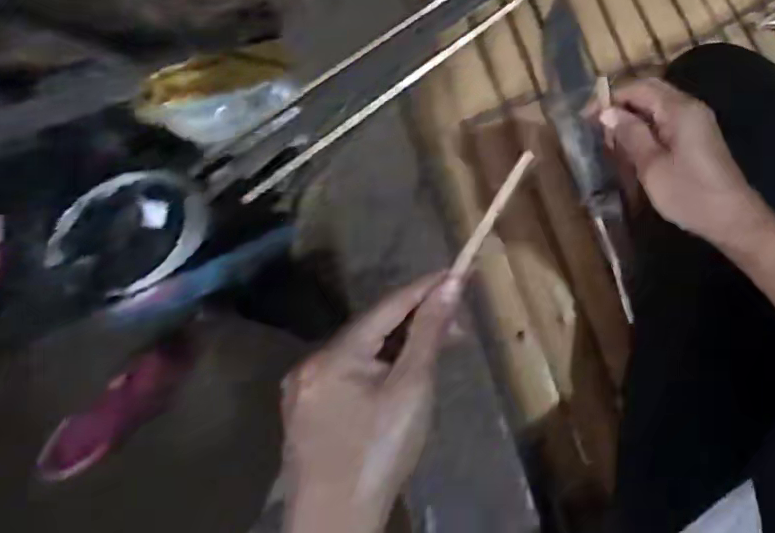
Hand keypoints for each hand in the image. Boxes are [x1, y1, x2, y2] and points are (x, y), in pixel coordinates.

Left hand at [281, 272, 462, 532]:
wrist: (337, 519)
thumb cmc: (380, 446)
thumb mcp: (413, 383)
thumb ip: (431, 329)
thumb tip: (452, 281)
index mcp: (331, 358)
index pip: (390, 305)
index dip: (429, 285)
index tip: (466, 268)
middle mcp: (311, 366)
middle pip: (377, 324)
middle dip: (423, 316)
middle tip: (463, 321)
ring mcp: (307, 389)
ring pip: (369, 345)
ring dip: (410, 338)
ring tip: (447, 344)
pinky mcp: (313, 408)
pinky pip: (358, 366)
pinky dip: (391, 359)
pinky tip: (416, 366)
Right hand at [596, 78, 765, 244]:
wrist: (731, 215)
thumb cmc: (689, 193)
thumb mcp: (652, 166)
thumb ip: (631, 135)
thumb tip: (608, 112)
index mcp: (681, 109)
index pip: (641, 87)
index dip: (611, 98)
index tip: (584, 118)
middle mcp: (692, 107)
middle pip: (652, 91)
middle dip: (622, 103)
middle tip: (594, 126)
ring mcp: (698, 120)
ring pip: (660, 105)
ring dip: (634, 115)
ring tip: (609, 138)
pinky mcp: (699, 135)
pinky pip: (669, 119)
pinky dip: (648, 125)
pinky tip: (632, 144)